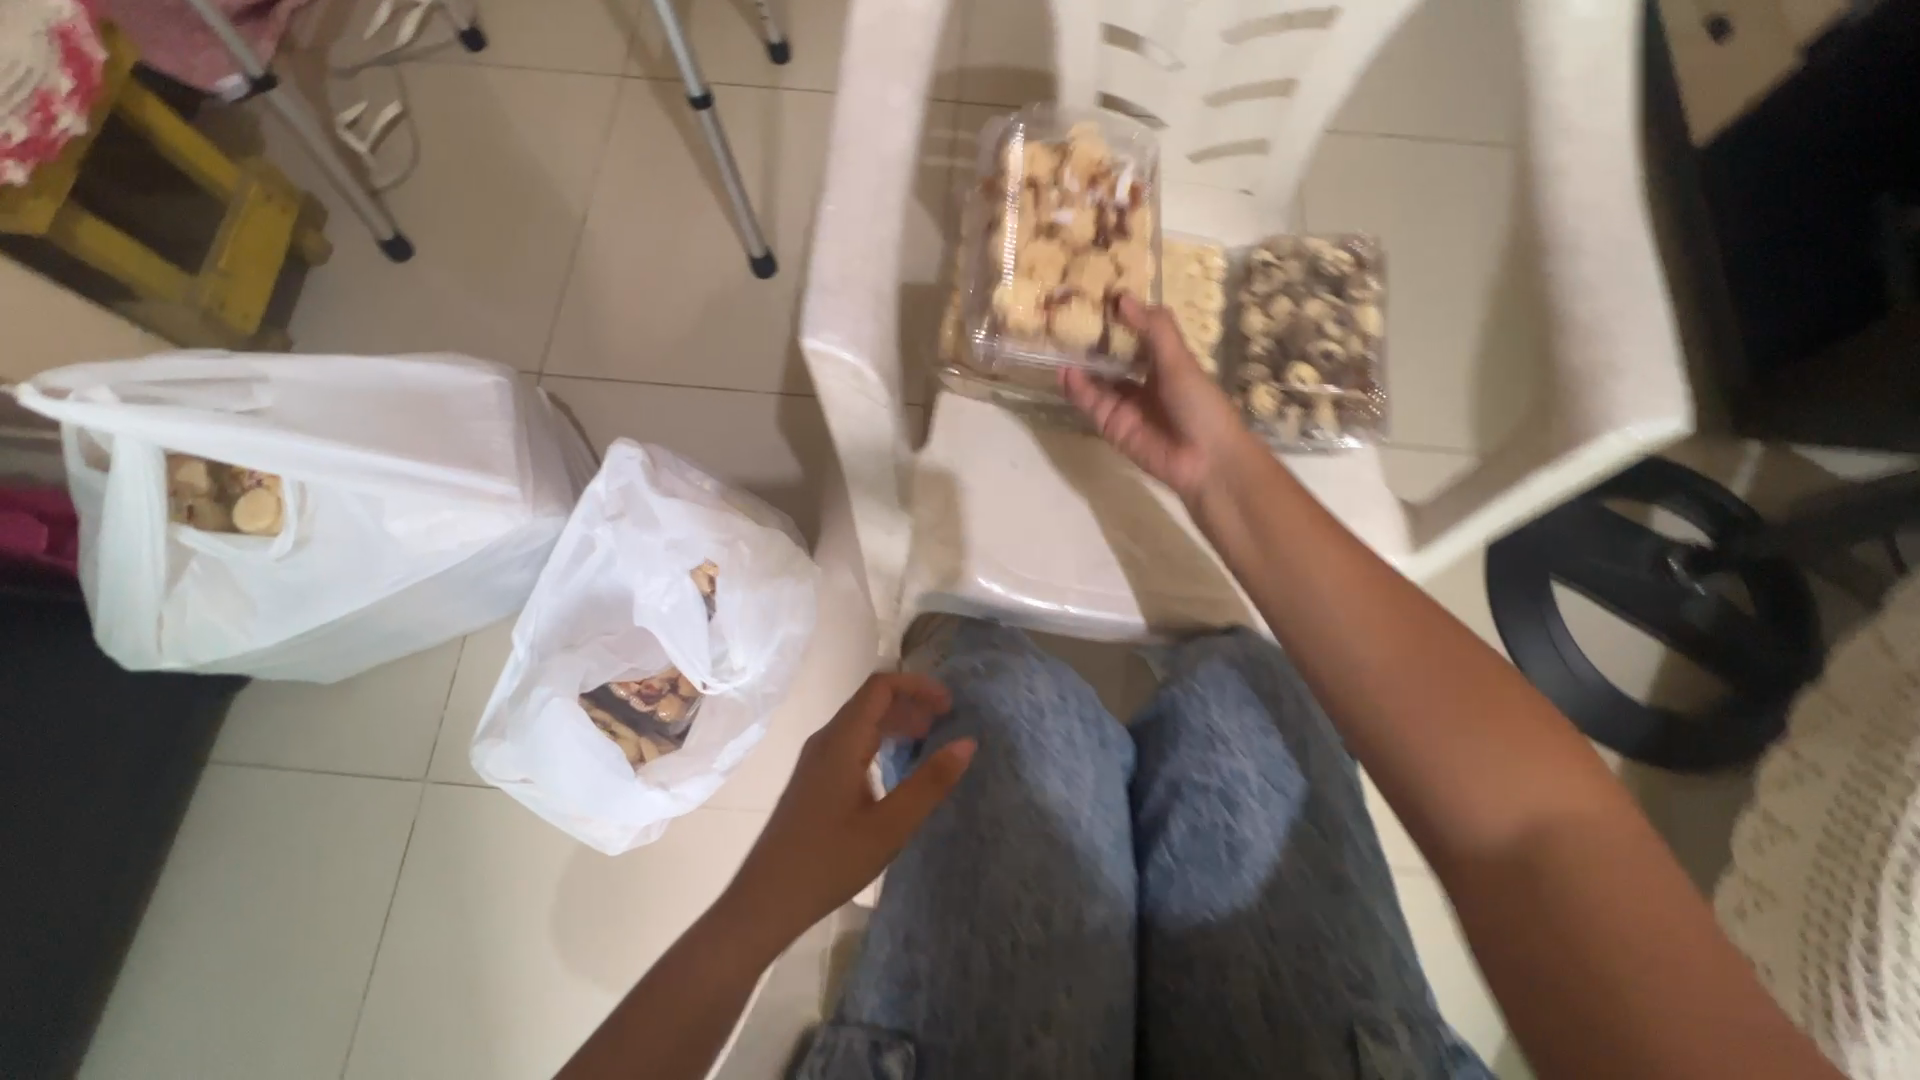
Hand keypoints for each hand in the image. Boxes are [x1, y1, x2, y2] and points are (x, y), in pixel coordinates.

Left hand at [719, 673, 975, 945]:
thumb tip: (967, 743)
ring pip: (860, 722)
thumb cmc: (830, 862)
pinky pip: (851, 742)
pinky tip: (895, 770)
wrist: (767, 899)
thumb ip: (930, 782)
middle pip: (871, 701)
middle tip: (946, 726)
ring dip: (896, 723)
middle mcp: (825, 741)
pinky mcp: (813, 779)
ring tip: (928, 744)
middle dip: (912, 704)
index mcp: (841, 742)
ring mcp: (815, 760)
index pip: (880, 687)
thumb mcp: (891, 826)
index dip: (918, 686)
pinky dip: (880, 741)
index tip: (950, 707)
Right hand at [1060, 294, 1254, 503]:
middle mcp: (1142, 381)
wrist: (1206, 460)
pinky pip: (1091, 403)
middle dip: (1091, 340)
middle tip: (1066, 316)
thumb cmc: (1201, 404)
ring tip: (1057, 342)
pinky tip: (1065, 371)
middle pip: (1111, 357)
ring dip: (1079, 364)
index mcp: (1164, 363)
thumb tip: (1122, 297)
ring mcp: (1125, 405)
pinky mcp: (1111, 426)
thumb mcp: (1180, 360)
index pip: (1135, 335)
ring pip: (1096, 380)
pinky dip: (1077, 388)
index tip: (1095, 295)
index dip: (1117, 318)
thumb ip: (1154, 329)